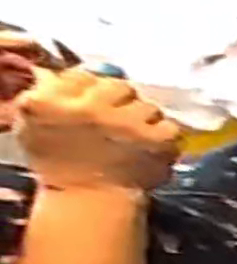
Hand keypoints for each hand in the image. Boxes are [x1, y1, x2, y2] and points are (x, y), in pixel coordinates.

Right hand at [14, 69, 180, 193]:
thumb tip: (88, 73)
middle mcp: (89, 108)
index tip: (98, 98)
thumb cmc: (61, 157)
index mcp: (50, 101)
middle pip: (120, 86)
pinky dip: (166, 135)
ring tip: (137, 132)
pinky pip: (171, 127)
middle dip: (123, 99)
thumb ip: (56, 94)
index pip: (81, 75)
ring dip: (146, 118)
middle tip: (122, 115)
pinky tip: (154, 145)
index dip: (94, 85)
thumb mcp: (38, 120)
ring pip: (149, 106)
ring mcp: (128, 124)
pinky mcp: (159, 140)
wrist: (91, 191)